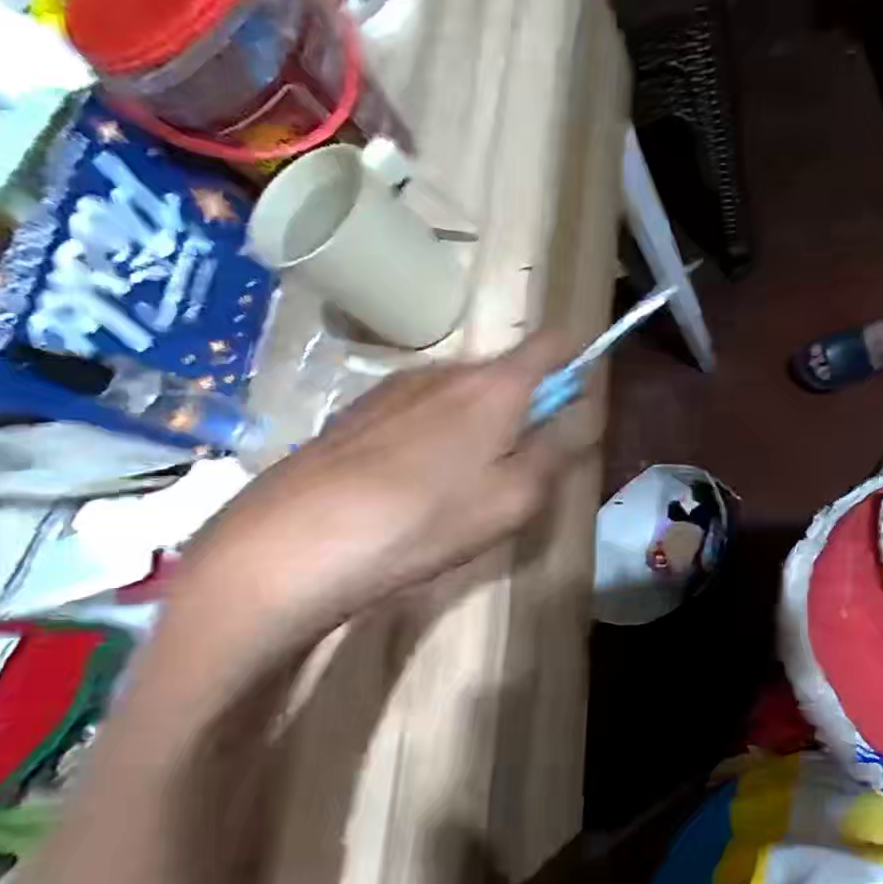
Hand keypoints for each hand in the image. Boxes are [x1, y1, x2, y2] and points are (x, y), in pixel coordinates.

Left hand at [177, 334, 592, 648]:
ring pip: (461, 395)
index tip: (583, 390)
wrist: (299, 539)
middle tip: (524, 466)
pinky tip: (416, 487)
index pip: (551, 344)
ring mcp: (394, 388)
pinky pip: (420, 413)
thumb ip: (556, 452)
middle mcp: (445, 371)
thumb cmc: (428, 519)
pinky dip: (438, 437)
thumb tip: (576, 416)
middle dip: (526, 408)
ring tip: (466, 485)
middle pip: (505, 373)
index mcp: (494, 386)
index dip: (577, 356)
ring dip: (480, 425)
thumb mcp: (516, 499)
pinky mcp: (357, 413)